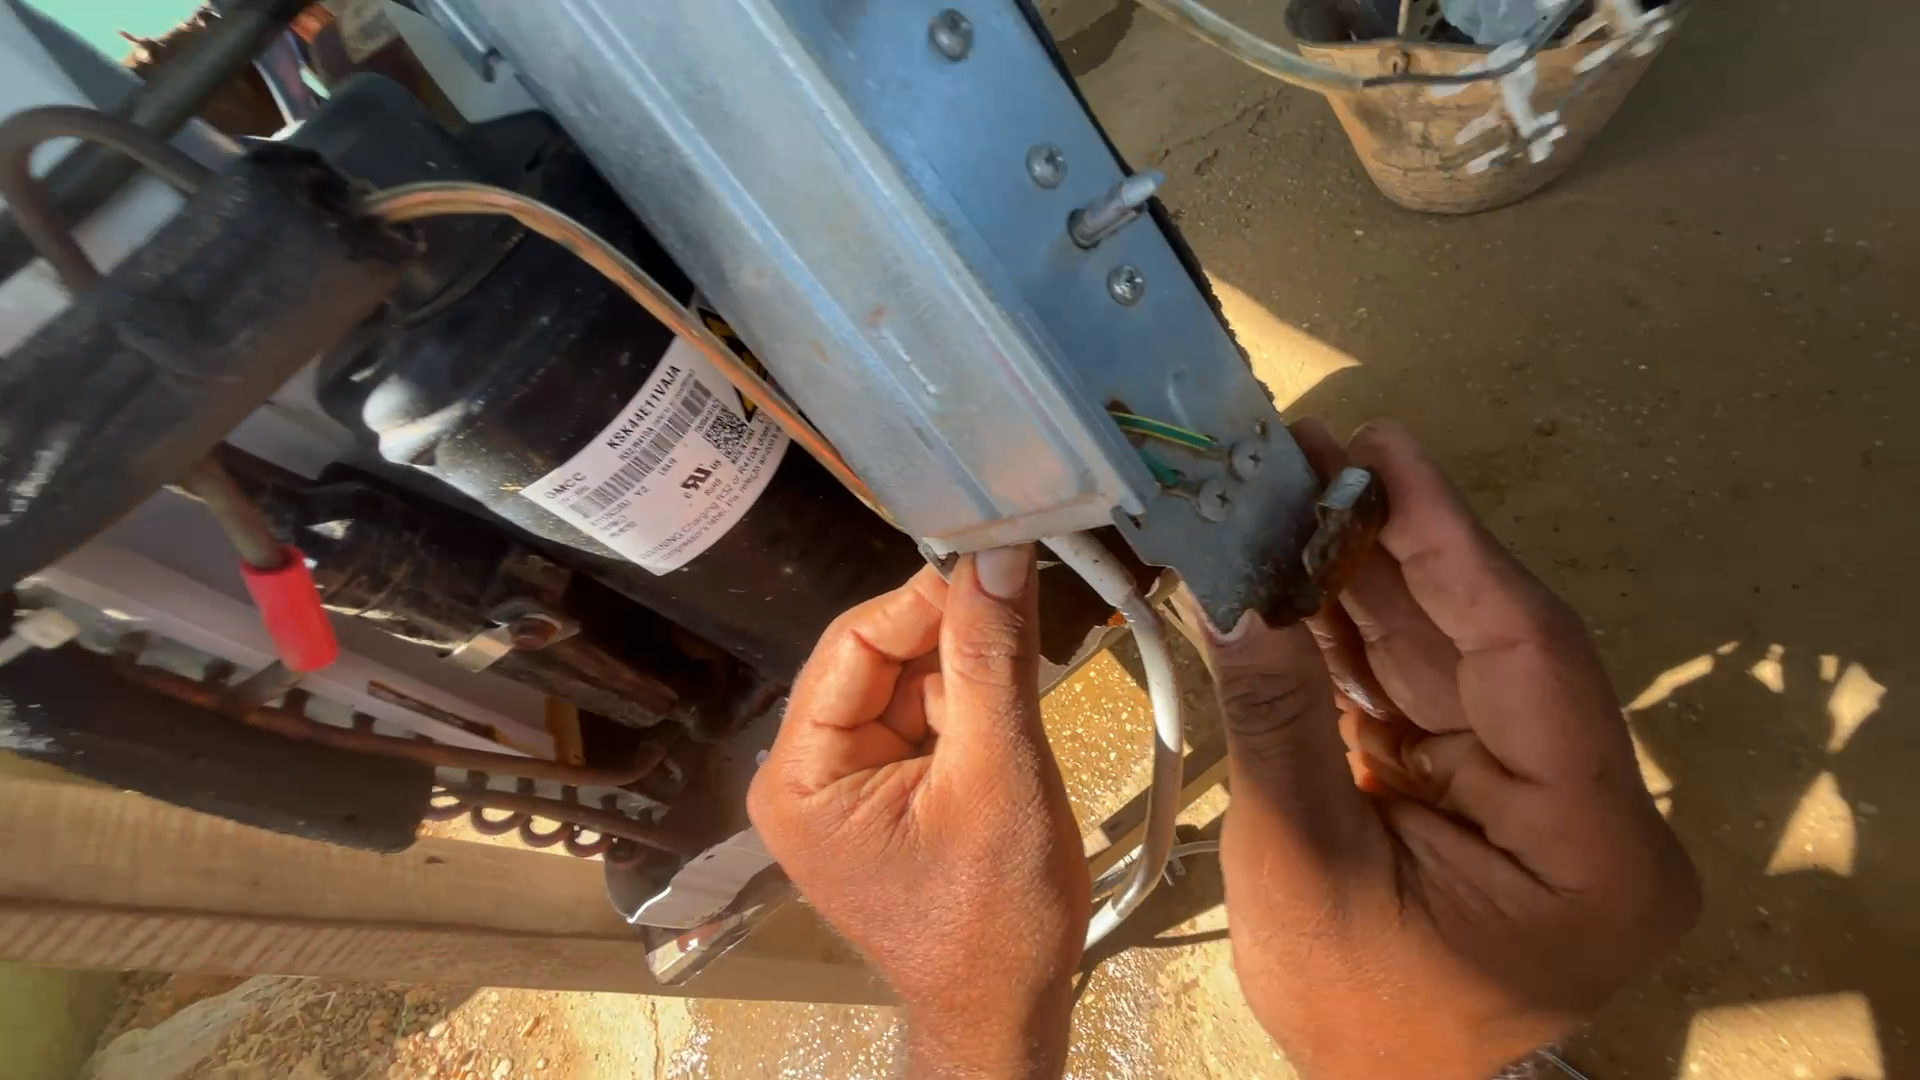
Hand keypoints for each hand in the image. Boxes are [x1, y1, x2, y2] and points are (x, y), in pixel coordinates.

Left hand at [748, 548, 1088, 1079]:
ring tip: (1021, 677)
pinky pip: (924, 714)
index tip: (992, 562)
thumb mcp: (998, 774)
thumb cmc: (995, 915)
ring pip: (909, 680)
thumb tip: (998, 555)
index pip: (854, 642)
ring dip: (967, 669)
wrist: (1007, 1010)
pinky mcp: (883, 785)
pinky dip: (969, 702)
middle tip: (1020, 607)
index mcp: (801, 772)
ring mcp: (845, 777)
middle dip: (952, 637)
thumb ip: (992, 659)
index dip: (923, 598)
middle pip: (880, 657)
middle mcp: (807, 767)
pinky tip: (1005, 714)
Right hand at [1201, 421, 1698, 1079]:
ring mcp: (1502, 774)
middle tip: (1322, 451)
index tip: (1390, 454)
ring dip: (1355, 567)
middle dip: (1393, 536)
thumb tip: (1233, 595)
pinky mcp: (1441, 766)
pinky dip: (1332, 622)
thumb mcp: (1304, 862)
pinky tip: (1287, 567)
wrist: (1358, 1078)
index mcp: (1588, 838)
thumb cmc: (1351, 1002)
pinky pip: (1387, 675)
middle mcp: (1566, 789)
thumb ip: (1276, 719)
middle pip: (1477, 633)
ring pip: (1426, 643)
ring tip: (1294, 491)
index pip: (1531, 655)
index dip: (1454, 542)